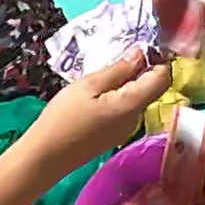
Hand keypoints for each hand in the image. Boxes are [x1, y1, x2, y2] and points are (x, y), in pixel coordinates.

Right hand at [16, 49, 171, 176]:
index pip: (162, 78)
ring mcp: (126, 128)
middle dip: (143, 68)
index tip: (143, 45)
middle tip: (120, 54)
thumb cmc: (62, 118)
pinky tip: (101, 90)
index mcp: (132, 104)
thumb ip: (118, 69)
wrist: (42, 159)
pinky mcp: (115, 134)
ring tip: (107, 71)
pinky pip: (127, 107)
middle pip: (152, 87)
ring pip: (139, 97)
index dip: (158, 59)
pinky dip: (121, 94)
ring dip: (130, 81)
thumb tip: (141, 53)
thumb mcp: (88, 86)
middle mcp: (136, 117)